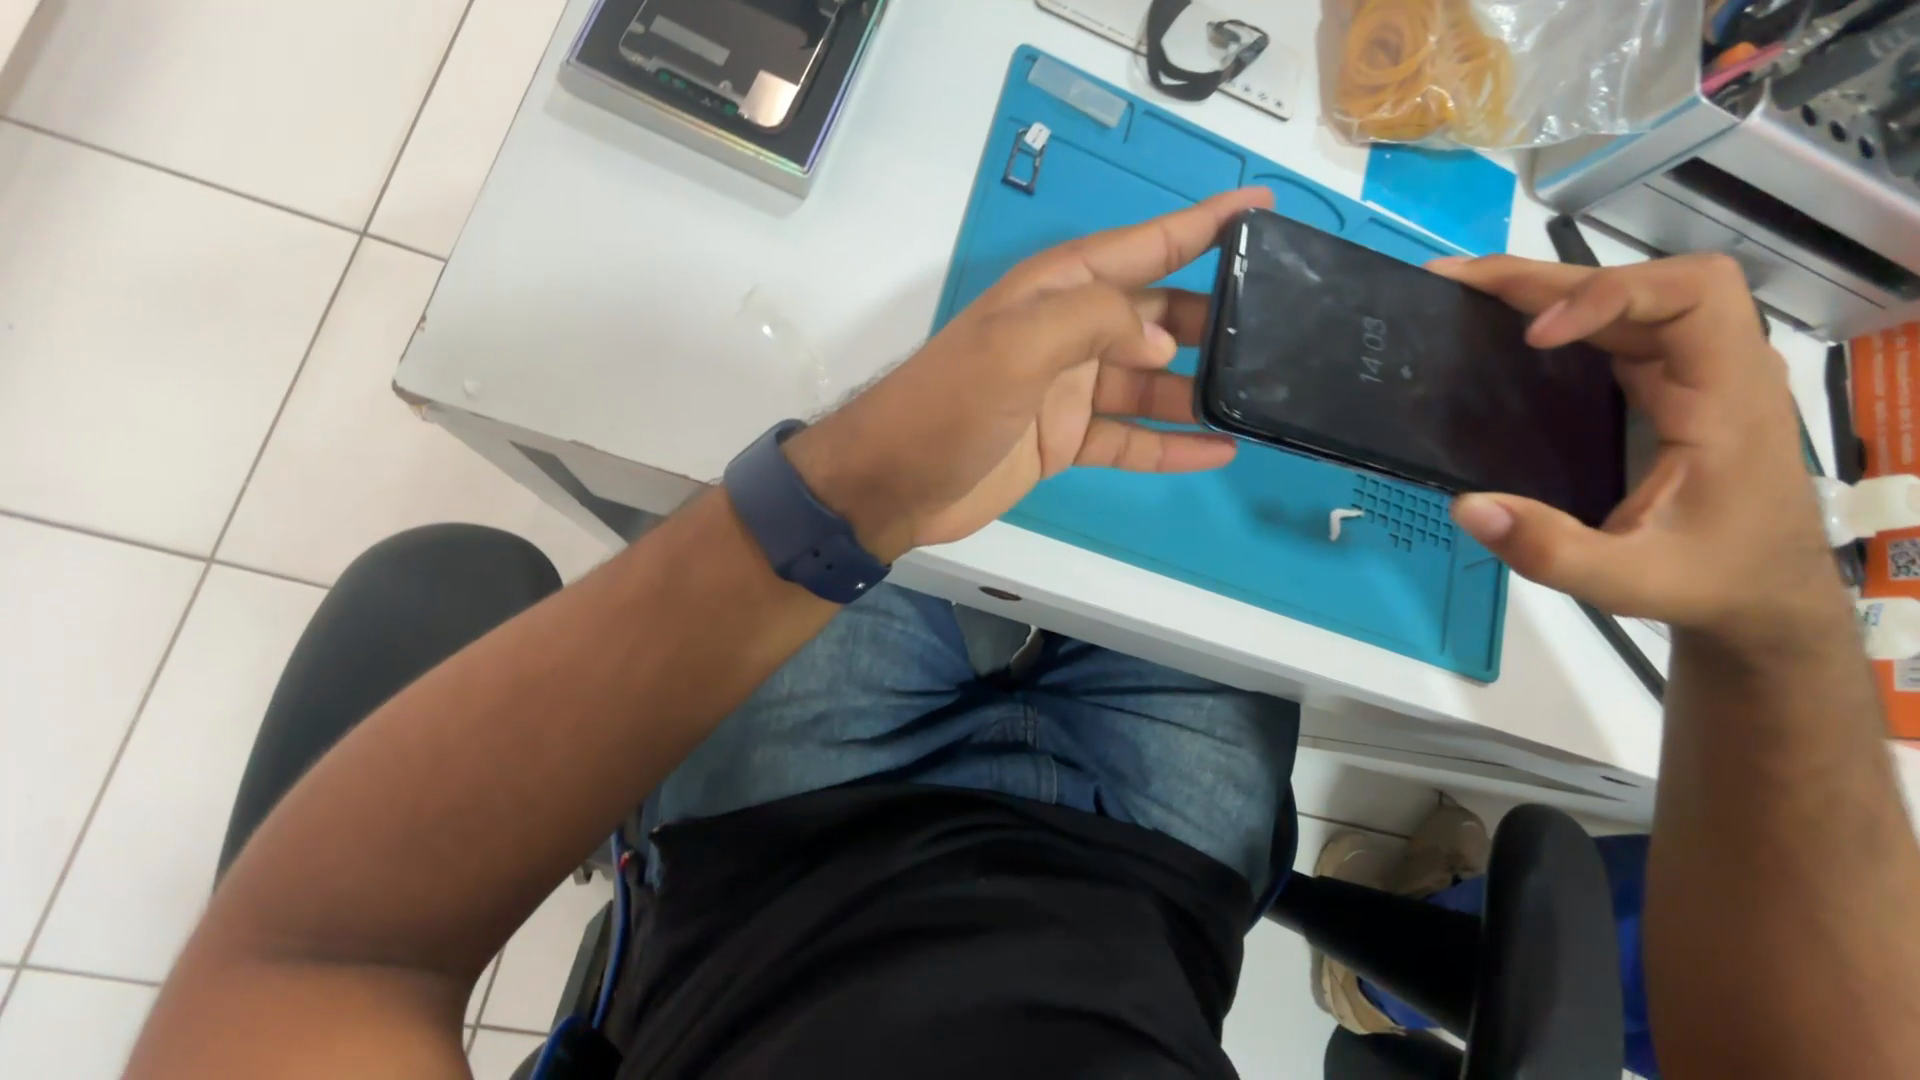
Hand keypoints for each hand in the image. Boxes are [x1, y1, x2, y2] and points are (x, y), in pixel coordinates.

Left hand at [784, 187, 1274, 559]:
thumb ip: (1097, 321)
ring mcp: (1069, 390)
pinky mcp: (1066, 441)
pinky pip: (1131, 438)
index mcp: (1057, 291)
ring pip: (1152, 382)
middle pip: (1159, 314)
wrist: (894, 484)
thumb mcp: (1019, 345)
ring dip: (1202, 388)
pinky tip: (1219, 450)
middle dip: (1217, 317)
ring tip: (1266, 396)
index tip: (1265, 209)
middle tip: (1286, 327)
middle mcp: (1069, 333)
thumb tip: (1165, 337)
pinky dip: (1171, 444)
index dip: (1203, 224)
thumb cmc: (949, 405)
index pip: (1144, 246)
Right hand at [1430, 253, 1842, 637]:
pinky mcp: (1661, 387)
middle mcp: (1715, 367)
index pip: (1692, 295)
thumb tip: (1467, 505)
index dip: (1609, 296)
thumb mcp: (1629, 580)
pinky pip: (1611, 330)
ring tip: (1461, 293)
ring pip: (1623, 300)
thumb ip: (1552, 550)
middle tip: (1454, 282)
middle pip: (1644, 283)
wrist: (1763, 594)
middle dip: (1547, 278)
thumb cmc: (1710, 580)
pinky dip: (1552, 318)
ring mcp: (1689, 373)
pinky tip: (1499, 329)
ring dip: (1542, 291)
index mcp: (1727, 396)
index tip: (1534, 338)